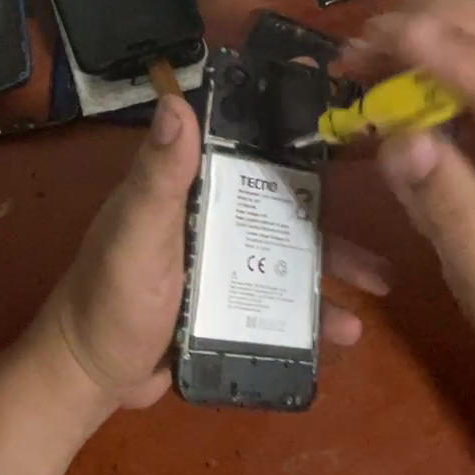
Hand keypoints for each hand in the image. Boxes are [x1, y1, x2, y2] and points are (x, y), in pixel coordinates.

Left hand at [26, 94, 389, 413]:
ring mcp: (222, 261)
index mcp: (188, 185)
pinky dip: (312, 313)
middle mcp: (211, 214)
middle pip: (279, 204)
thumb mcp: (136, 231)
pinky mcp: (229, 304)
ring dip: (331, 266)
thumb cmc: (110, 294)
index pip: (241, 146)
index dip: (285, 135)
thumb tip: (176, 100)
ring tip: (378, 283)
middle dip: (328, 215)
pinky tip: (343, 334)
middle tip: (379, 219)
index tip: (335, 127)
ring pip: (287, 254)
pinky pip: (279, 301)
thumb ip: (158, 174)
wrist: (94, 374)